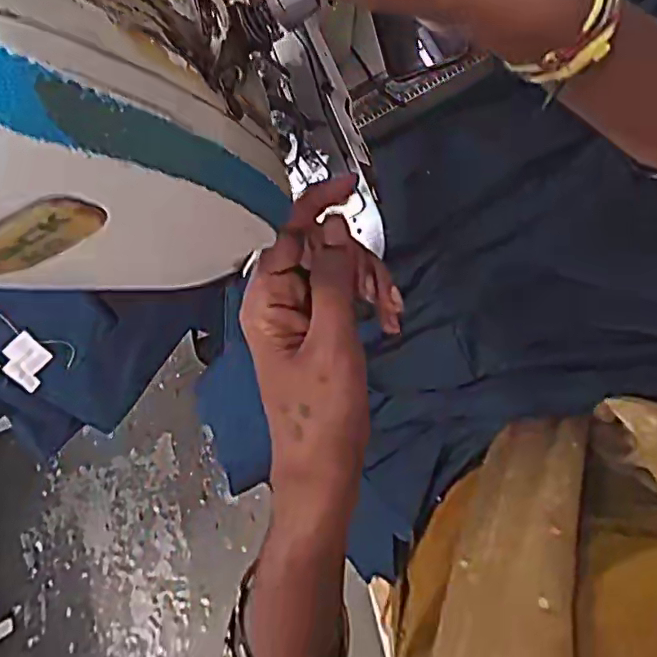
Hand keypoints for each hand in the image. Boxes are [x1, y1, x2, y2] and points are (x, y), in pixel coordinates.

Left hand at [240, 174, 400, 512]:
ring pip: (338, 267)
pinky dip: (369, 298)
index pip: (288, 233)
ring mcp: (299, 312)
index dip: (317, 204)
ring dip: (370, 281)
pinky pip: (344, 292)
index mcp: (267, 298)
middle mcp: (278, 298)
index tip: (349, 188)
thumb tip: (334, 226)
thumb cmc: (322, 414)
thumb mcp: (332, 341)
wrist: (325, 468)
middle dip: (358, 261)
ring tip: (390, 313)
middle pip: (320, 248)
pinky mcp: (318, 325)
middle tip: (383, 294)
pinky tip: (387, 319)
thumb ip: (334, 279)